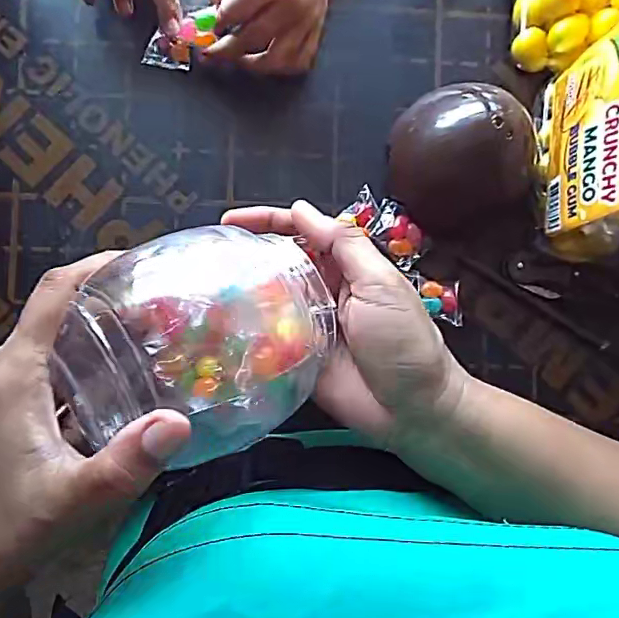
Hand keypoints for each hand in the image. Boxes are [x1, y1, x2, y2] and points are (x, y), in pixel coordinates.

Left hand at [0, 254, 190, 601]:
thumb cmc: (8, 528)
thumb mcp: (75, 496)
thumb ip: (127, 461)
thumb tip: (179, 424)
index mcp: (14, 371)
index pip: (54, 292)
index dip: (96, 266)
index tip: (140, 261)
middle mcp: (2, 369)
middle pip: (58, 313)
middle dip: (110, 303)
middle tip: (164, 313)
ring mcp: (0, 389)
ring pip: (54, 343)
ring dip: (98, 336)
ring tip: (152, 343)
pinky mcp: (4, 410)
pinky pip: (49, 370)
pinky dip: (83, 366)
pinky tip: (118, 387)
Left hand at [203, 0, 335, 73]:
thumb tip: (210, 15)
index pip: (233, 13)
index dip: (217, 23)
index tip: (211, 27)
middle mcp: (290, 5)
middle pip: (251, 39)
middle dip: (226, 49)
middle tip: (212, 53)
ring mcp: (306, 20)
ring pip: (275, 59)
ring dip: (252, 65)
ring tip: (238, 60)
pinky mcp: (317, 28)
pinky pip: (299, 61)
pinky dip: (281, 67)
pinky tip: (266, 61)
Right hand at [221, 201, 465, 442]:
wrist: (412, 407)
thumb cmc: (404, 341)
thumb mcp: (380, 282)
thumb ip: (343, 244)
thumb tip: (302, 210)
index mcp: (344, 267)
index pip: (301, 233)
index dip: (267, 221)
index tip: (232, 219)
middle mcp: (321, 291)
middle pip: (277, 263)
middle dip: (246, 253)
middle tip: (210, 252)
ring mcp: (305, 325)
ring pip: (266, 299)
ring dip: (240, 291)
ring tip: (205, 285)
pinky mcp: (295, 357)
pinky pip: (265, 339)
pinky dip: (245, 331)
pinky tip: (219, 326)